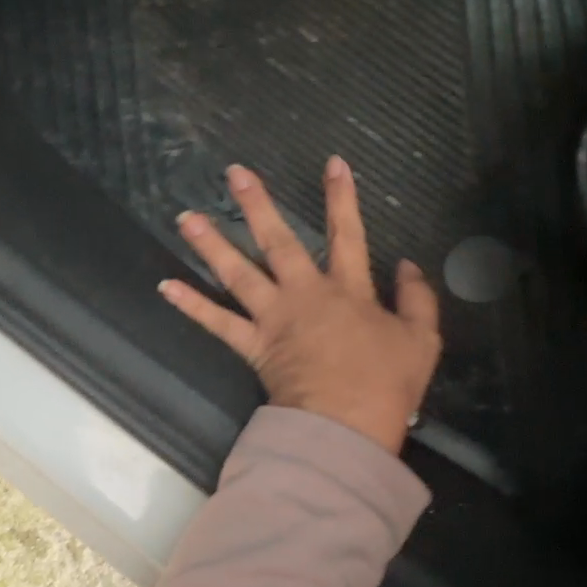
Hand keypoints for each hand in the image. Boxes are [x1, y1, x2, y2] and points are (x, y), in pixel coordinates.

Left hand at [159, 156, 440, 453]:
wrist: (344, 423)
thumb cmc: (386, 384)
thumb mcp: (420, 339)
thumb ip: (416, 298)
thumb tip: (408, 265)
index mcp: (348, 290)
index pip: (348, 234)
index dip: (342, 197)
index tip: (332, 164)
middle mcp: (305, 294)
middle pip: (278, 242)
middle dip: (258, 205)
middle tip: (234, 174)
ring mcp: (273, 318)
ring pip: (238, 273)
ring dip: (211, 244)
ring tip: (186, 218)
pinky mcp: (251, 344)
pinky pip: (216, 322)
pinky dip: (191, 305)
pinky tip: (166, 286)